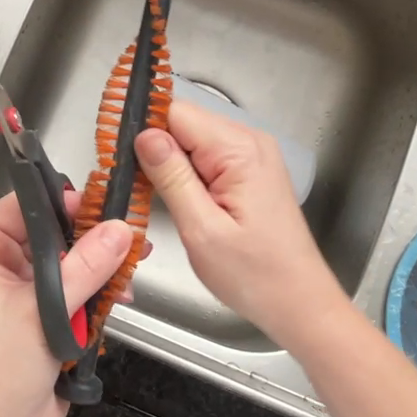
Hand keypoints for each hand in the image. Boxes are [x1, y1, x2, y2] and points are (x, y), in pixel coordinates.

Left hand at [0, 191, 133, 416]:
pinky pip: (72, 286)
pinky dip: (94, 291)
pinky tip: (117, 297)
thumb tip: (119, 229)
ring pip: (67, 260)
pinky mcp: (39, 310)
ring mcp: (18, 287)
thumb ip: (85, 267)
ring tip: (128, 275)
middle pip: (50, 232)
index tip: (101, 208)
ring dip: (98, 268)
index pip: (22, 206)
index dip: (62, 203)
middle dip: (90, 239)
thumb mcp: (45, 311)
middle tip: (129, 239)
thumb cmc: (2, 370)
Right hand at [135, 100, 346, 342]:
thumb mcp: (202, 229)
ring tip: (154, 199)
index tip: (117, 157)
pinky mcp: (249, 173)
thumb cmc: (255, 276)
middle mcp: (249, 142)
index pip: (176, 113)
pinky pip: (206, 158)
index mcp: (239, 150)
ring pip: (191, 140)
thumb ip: (172, 178)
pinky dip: (185, 174)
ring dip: (168, 164)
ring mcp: (252, 157)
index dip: (143, 131)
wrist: (299, 303)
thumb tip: (144, 136)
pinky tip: (178, 201)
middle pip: (183, 123)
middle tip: (132, 187)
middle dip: (153, 149)